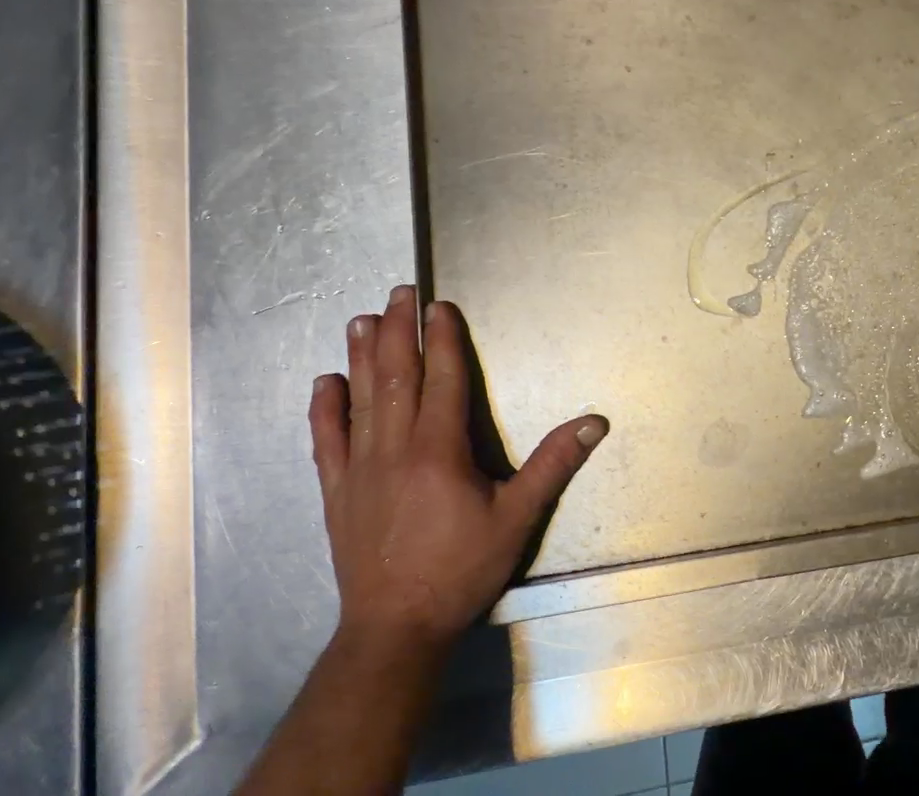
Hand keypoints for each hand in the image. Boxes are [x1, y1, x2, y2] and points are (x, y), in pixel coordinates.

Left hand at [308, 285, 607, 649]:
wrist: (396, 626)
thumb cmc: (462, 569)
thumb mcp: (519, 517)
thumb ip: (553, 464)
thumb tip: (593, 422)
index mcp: (440, 451)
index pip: (442, 380)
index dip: (442, 340)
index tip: (439, 307)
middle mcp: (394, 449)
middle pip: (396, 378)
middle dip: (398, 332)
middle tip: (398, 293)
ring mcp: (359, 469)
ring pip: (360, 400)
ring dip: (361, 356)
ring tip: (361, 319)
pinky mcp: (337, 492)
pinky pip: (327, 440)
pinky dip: (325, 408)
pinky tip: (325, 383)